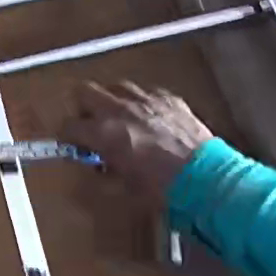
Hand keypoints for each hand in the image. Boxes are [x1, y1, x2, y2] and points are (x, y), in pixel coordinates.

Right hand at [61, 81, 214, 196]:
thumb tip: (97, 164)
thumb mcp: (122, 186)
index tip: (74, 145)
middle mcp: (118, 109)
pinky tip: (150, 118)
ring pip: (116, 87)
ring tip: (121, 117)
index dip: (68, 136)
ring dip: (113, 100)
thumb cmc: (160, 188)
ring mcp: (145, 100)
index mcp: (102, 132)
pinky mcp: (169, 98)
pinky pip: (147, 92)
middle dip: (83, 107)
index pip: (68, 125)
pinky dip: (143, 103)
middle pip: (84, 91)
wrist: (207, 179)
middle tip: (91, 123)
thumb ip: (102, 170)